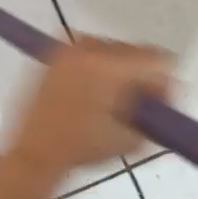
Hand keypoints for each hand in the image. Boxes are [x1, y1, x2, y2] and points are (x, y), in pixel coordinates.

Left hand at [10, 37, 172, 174]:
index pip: (158, 59)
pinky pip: (87, 53)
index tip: (159, 105)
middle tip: (136, 104)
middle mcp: (90, 47)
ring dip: (118, 70)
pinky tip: (89, 93)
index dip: (164, 83)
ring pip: (110, 50)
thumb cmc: (82, 147)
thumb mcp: (130, 138)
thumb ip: (157, 116)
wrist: (32, 151)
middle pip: (134, 52)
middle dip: (140, 76)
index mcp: (112, 65)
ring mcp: (67, 48)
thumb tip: (164, 101)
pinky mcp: (51, 54)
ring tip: (109, 101)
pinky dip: (95, 68)